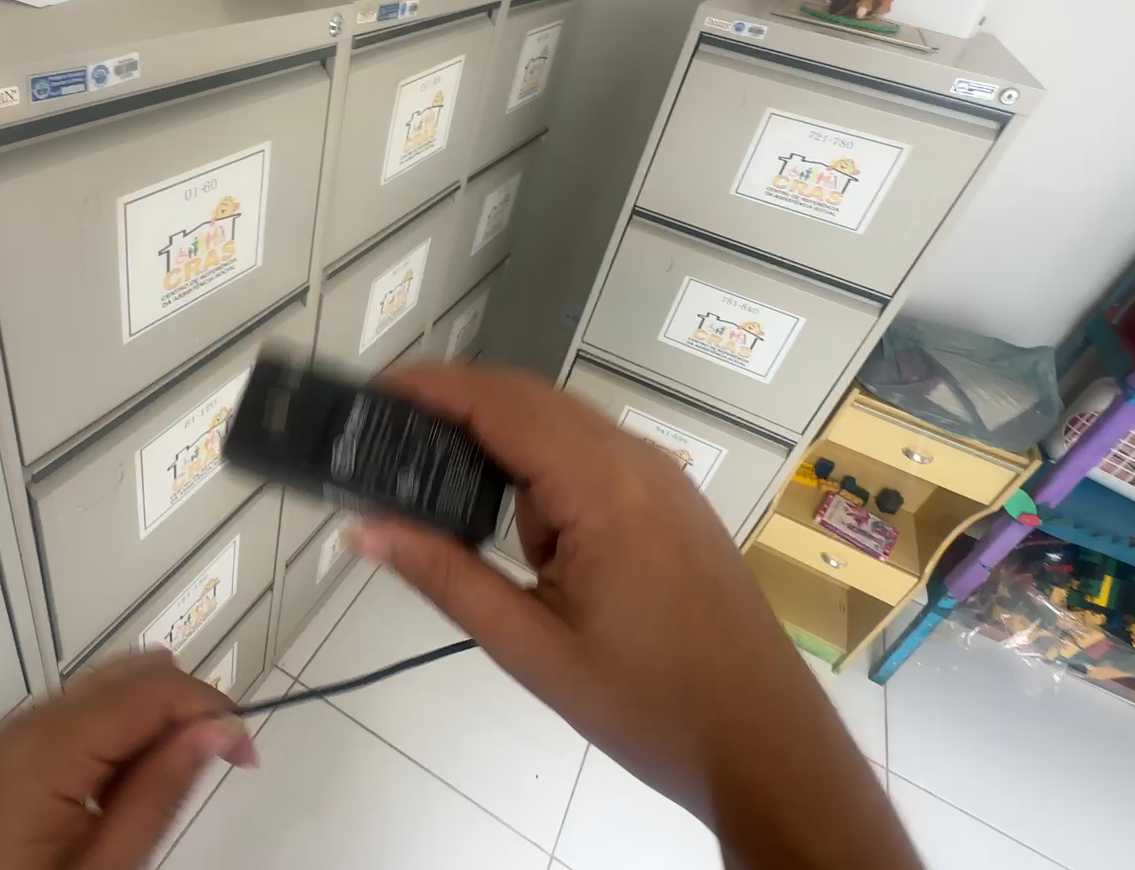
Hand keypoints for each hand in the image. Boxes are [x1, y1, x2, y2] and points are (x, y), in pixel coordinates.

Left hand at [0, 651, 255, 869]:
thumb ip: (162, 791)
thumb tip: (221, 726)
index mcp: (49, 746)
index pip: (153, 688)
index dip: (211, 706)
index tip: (246, 751)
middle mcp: (31, 718)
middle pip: (136, 673)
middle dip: (186, 706)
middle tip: (216, 761)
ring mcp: (18, 728)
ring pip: (116, 683)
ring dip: (158, 715)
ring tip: (171, 776)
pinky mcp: (16, 744)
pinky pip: (88, 709)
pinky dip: (124, 728)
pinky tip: (129, 778)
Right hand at [350, 365, 765, 800]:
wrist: (770, 747)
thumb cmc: (649, 706)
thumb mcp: (532, 647)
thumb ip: (444, 576)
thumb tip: (364, 530)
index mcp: (601, 487)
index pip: (500, 406)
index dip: (432, 387)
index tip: (374, 393)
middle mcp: (634, 459)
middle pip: (528, 397)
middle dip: (457, 402)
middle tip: (391, 431)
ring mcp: (660, 473)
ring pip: (559, 420)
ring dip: (499, 435)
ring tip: (442, 476)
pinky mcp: (669, 494)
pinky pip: (588, 448)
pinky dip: (538, 459)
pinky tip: (517, 510)